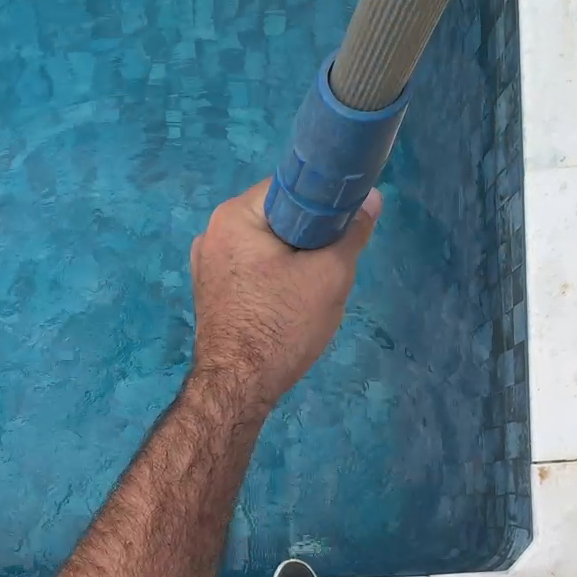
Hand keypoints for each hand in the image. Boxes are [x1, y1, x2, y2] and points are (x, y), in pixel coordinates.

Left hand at [187, 179, 381, 410]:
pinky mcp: (208, 295)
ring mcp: (205, 267)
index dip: (324, 205)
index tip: (343, 229)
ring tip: (307, 294)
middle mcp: (211, 234)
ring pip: (266, 250)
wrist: (238, 388)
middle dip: (308, 240)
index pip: (290, 188)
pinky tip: (284, 308)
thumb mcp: (330, 274)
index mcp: (233, 215)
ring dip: (291, 265)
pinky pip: (250, 274)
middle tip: (327, 269)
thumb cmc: (281, 325)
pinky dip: (271, 283)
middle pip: (277, 220)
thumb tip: (371, 199)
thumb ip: (353, 231)